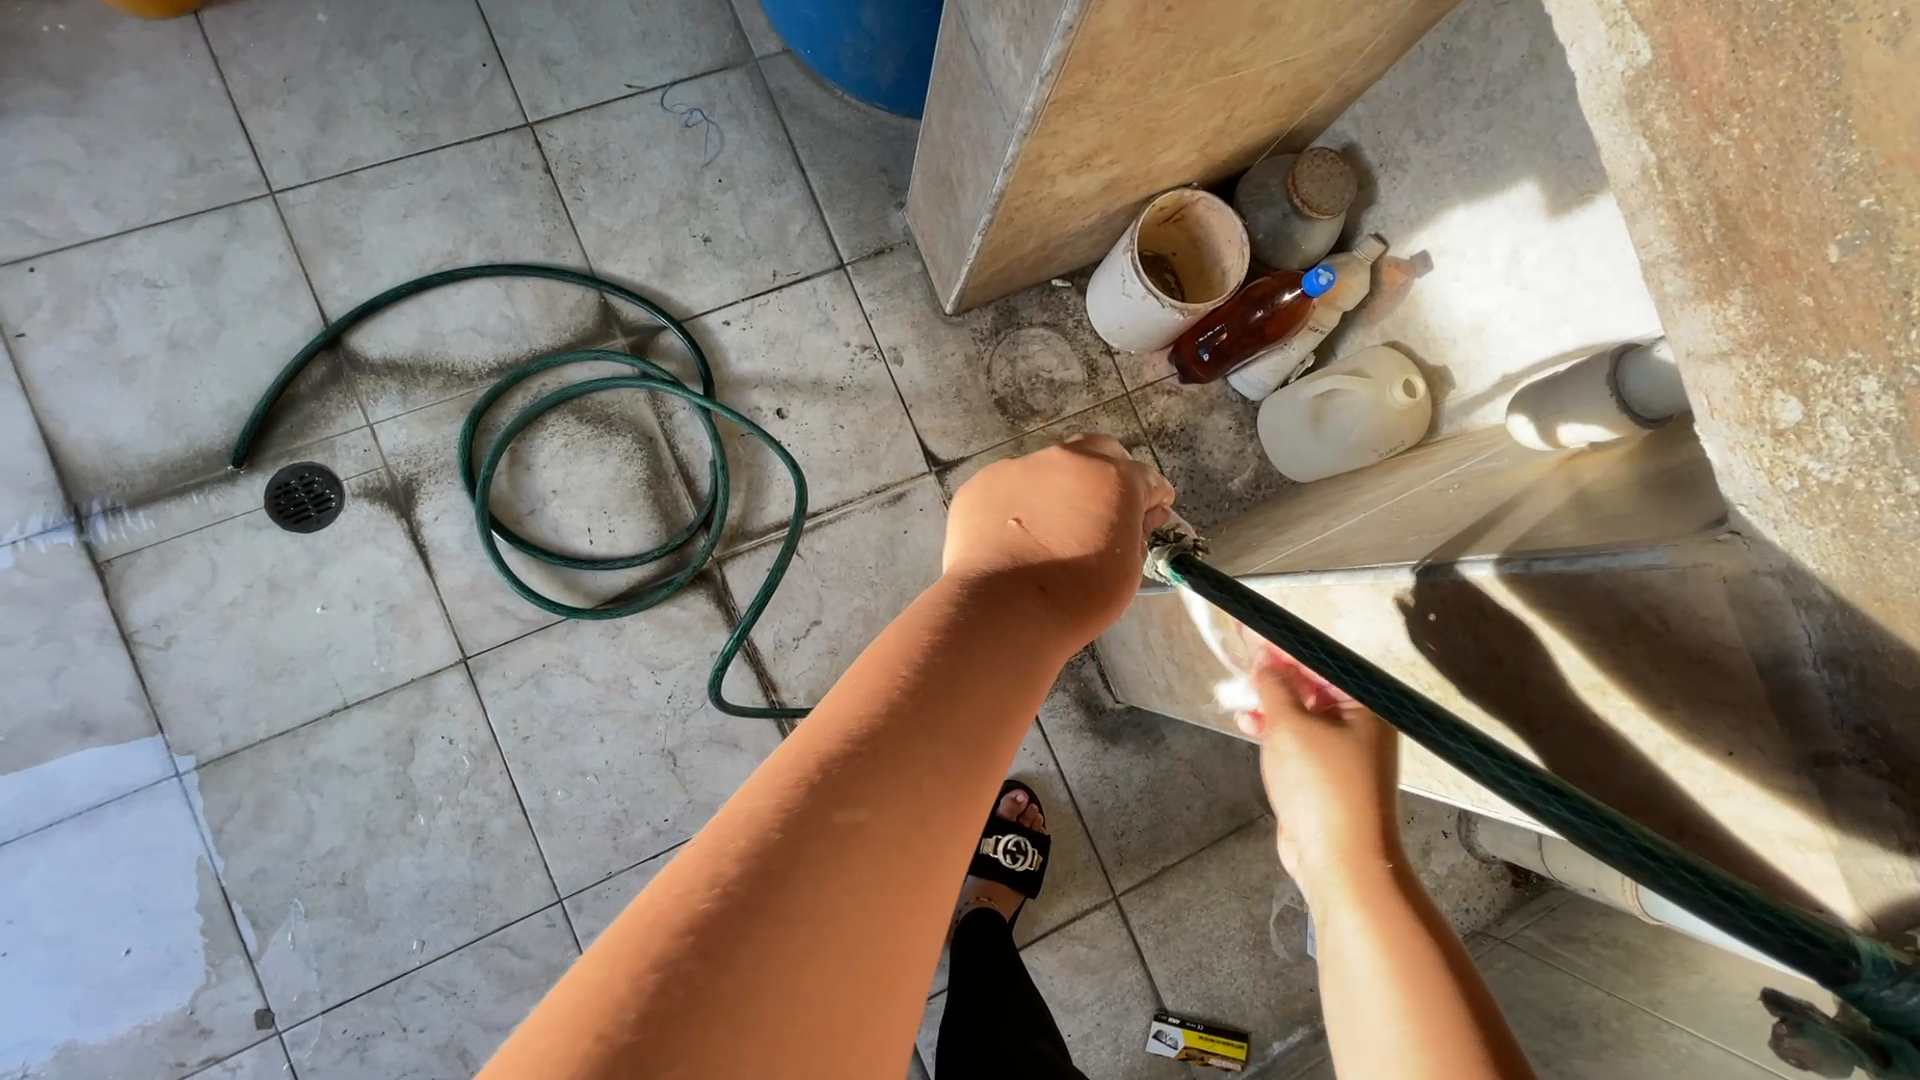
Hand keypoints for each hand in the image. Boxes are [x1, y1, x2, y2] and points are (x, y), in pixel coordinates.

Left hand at [943, 435, 1174, 647]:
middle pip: (1096, 452)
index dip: (1151, 497)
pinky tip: (1011, 537)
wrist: (1004, 608)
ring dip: (1056, 488)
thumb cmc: (1079, 598)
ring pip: (1047, 469)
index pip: (1145, 477)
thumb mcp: (1128, 570)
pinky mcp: (981, 484)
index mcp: (1113, 478)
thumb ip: (1136, 531)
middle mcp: (1067, 460)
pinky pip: (1008, 489)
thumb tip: (1140, 516)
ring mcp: (1018, 467)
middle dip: (1107, 473)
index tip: (1149, 514)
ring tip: (1049, 528)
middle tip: (1103, 507)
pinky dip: (1016, 505)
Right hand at [1236, 643, 1399, 902]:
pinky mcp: (1323, 772)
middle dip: (1274, 669)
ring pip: (1300, 710)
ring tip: (1239, 692)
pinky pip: (1295, 736)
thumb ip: (1274, 687)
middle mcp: (1358, 722)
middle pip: (1311, 682)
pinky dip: (1272, 727)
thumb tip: (1264, 662)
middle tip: (1239, 651)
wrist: (1339, 859)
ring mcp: (1341, 749)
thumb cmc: (1321, 785)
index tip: (1250, 626)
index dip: (1281, 641)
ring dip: (1269, 700)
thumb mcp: (1290, 726)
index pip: (1318, 660)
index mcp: (1363, 704)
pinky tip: (1248, 724)